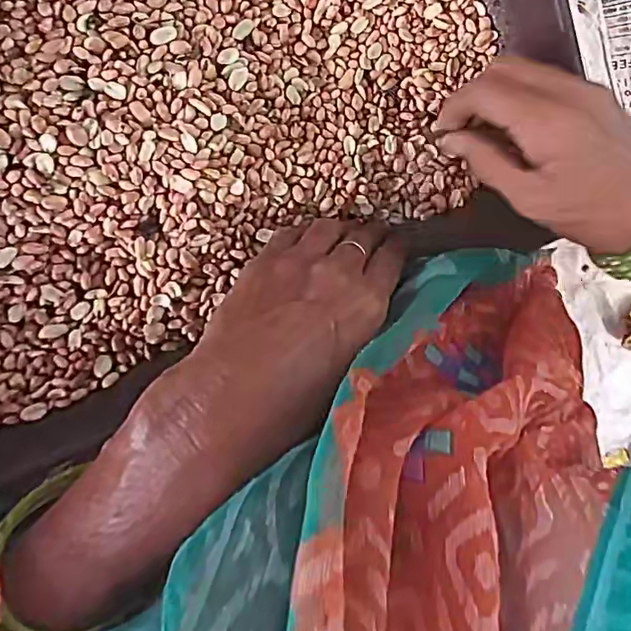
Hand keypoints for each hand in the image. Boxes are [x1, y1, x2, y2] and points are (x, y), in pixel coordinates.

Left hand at [0, 221, 405, 630]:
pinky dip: (306, 233)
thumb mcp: (350, 369)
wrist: (230, 395)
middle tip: (375, 237)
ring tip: (342, 235)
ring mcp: (298, 260)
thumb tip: (372, 315)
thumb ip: (366, 332)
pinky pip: (293, 232)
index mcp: (367, 303)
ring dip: (341, 229)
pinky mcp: (264, 260)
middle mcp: (338, 272)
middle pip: (363, 236)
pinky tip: (306, 240)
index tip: (401, 246)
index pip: (393, 258)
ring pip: (329, 227)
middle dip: (373, 235)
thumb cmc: (295, 404)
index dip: (399, 248)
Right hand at [434, 57, 630, 254]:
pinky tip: (517, 123)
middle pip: (500, 67)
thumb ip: (485, 162)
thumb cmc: (594, 213)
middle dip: (471, 93)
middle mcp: (565, 92)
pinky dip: (519, 90)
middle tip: (461, 127)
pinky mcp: (595, 93)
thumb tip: (452, 141)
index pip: (482, 90)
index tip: (444, 132)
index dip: (453, 107)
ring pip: (522, 67)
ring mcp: (584, 88)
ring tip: (486, 126)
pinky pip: (545, 77)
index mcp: (545, 120)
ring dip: (494, 89)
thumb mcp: (530, 198)